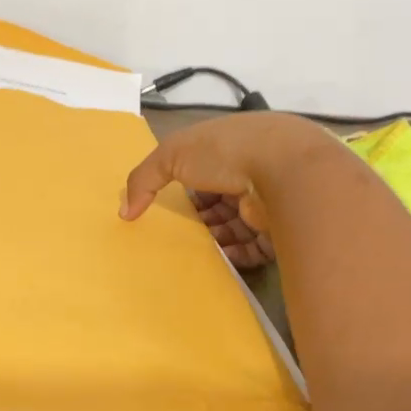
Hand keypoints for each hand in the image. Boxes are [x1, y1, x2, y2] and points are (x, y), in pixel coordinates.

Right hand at [118, 112, 327, 267]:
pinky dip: (232, 257)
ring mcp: (268, 200)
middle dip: (199, 218)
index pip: (204, 169)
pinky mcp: (277, 229)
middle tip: (175, 234)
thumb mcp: (172, 154)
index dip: (184, 187)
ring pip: (234, 227)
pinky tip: (215, 262)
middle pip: (219, 201)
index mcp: (230, 147)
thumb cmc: (226, 153)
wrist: (286, 171)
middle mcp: (252, 171)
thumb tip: (125, 211)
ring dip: (213, 240)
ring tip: (190, 252)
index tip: (166, 207)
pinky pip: (251, 249)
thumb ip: (143, 178)